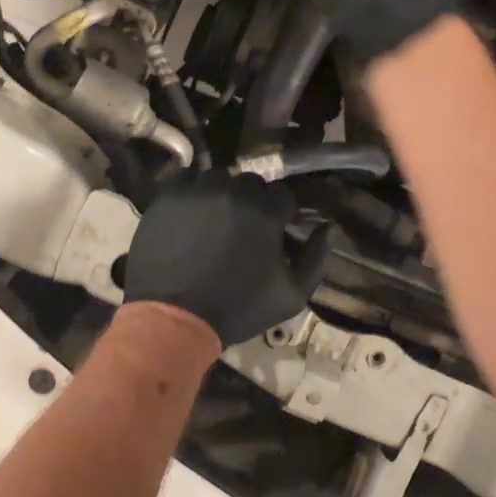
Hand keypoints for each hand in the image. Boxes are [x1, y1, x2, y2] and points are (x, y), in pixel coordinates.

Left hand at [122, 171, 320, 347]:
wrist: (175, 319)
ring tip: (215, 218)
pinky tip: (191, 212)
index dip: (280, 213)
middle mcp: (233, 192)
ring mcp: (197, 192)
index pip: (282, 194)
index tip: (273, 230)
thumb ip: (316, 258)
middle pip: (250, 182)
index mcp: (265, 212)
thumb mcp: (292, 295)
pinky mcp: (167, 198)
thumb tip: (327, 227)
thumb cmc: (238, 309)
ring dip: (222, 193)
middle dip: (252, 201)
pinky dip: (192, 190)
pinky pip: (186, 180)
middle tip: (243, 226)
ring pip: (218, 177)